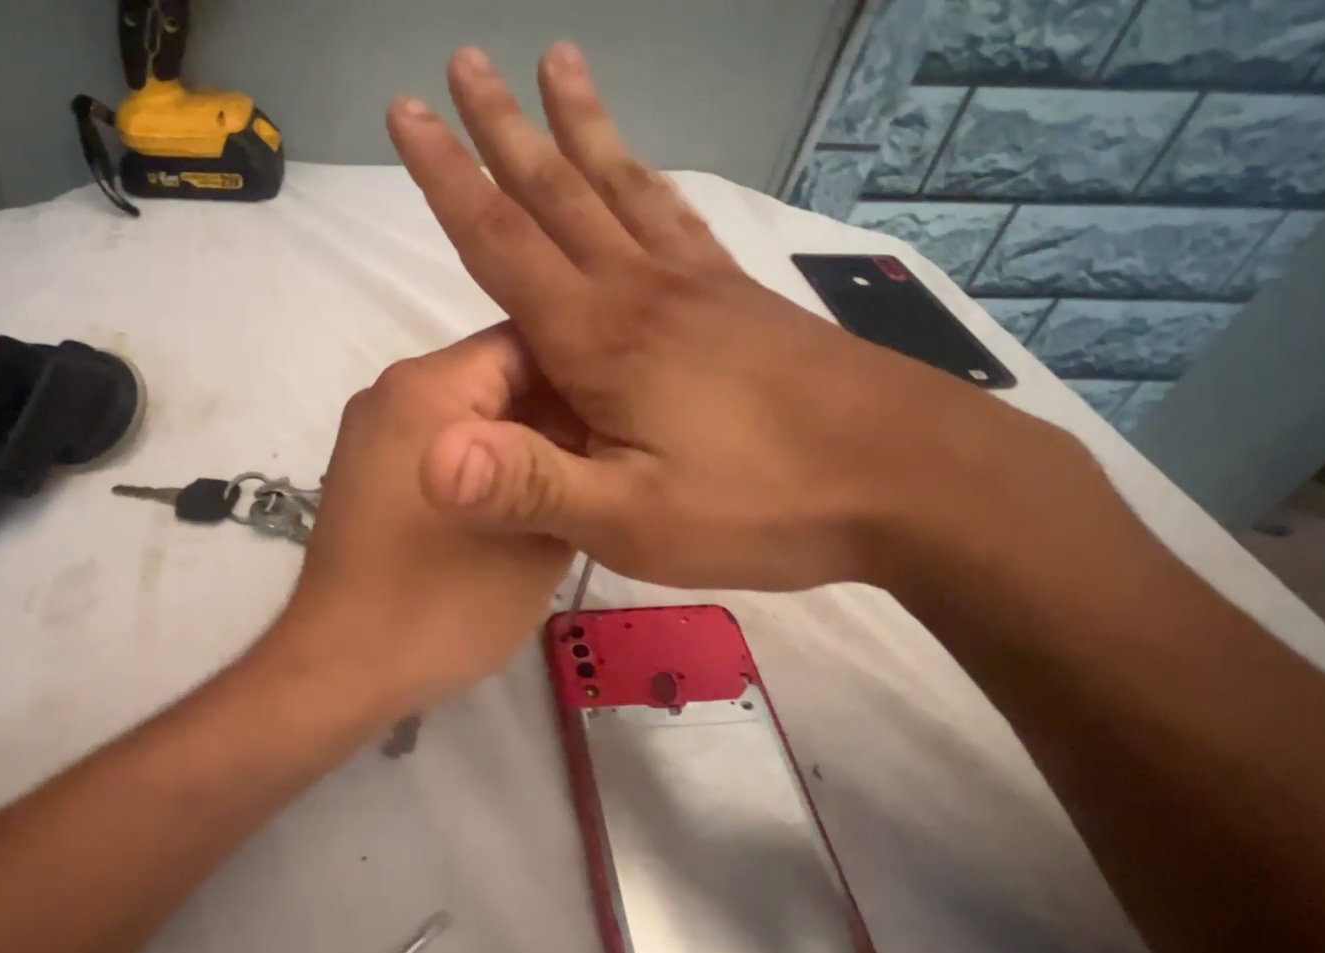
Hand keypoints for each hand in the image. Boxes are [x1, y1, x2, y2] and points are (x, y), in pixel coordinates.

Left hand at [271, 325, 574, 711]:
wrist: (342, 669)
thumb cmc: (445, 603)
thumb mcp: (540, 538)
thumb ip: (574, 472)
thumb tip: (590, 442)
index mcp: (428, 388)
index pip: (530, 343)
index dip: (590, 376)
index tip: (632, 416)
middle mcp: (389, 392)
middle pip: (495, 375)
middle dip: (553, 411)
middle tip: (609, 454)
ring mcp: (368, 432)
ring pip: (466, 412)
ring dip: (517, 441)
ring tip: (568, 483)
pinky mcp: (361, 472)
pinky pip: (435, 443)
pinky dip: (478, 462)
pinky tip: (515, 504)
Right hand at [386, 43, 1105, 592]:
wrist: (917, 479)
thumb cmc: (763, 505)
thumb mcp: (631, 521)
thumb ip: (527, 487)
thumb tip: (427, 458)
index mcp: (598, 336)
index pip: (501, 240)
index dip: (446, 177)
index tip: (406, 111)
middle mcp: (641, 289)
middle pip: (557, 192)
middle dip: (501, 127)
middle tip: (465, 60)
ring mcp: (699, 286)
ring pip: (621, 186)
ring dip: (580, 126)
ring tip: (559, 63)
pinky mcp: (740, 300)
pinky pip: (678, 217)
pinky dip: (646, 178)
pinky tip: (644, 169)